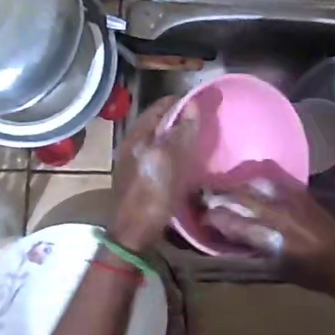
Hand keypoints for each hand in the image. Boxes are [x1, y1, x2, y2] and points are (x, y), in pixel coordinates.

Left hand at [109, 97, 197, 252]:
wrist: (132, 235)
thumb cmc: (150, 195)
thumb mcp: (169, 160)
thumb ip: (181, 132)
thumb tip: (192, 105)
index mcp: (135, 137)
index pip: (157, 108)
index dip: (179, 101)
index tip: (201, 100)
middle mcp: (131, 147)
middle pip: (157, 124)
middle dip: (179, 119)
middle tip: (204, 119)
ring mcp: (133, 165)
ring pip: (158, 142)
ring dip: (177, 137)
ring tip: (199, 138)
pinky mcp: (139, 182)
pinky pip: (159, 159)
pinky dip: (173, 154)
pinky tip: (186, 162)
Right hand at [201, 168, 334, 299]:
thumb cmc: (311, 275)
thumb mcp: (275, 269)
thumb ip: (250, 248)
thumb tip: (226, 233)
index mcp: (271, 238)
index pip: (230, 221)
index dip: (210, 218)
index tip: (198, 218)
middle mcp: (278, 214)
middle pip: (238, 197)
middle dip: (214, 196)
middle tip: (197, 195)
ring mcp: (290, 199)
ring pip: (252, 184)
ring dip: (232, 185)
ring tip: (218, 187)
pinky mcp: (301, 192)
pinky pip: (271, 179)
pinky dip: (253, 180)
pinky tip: (245, 181)